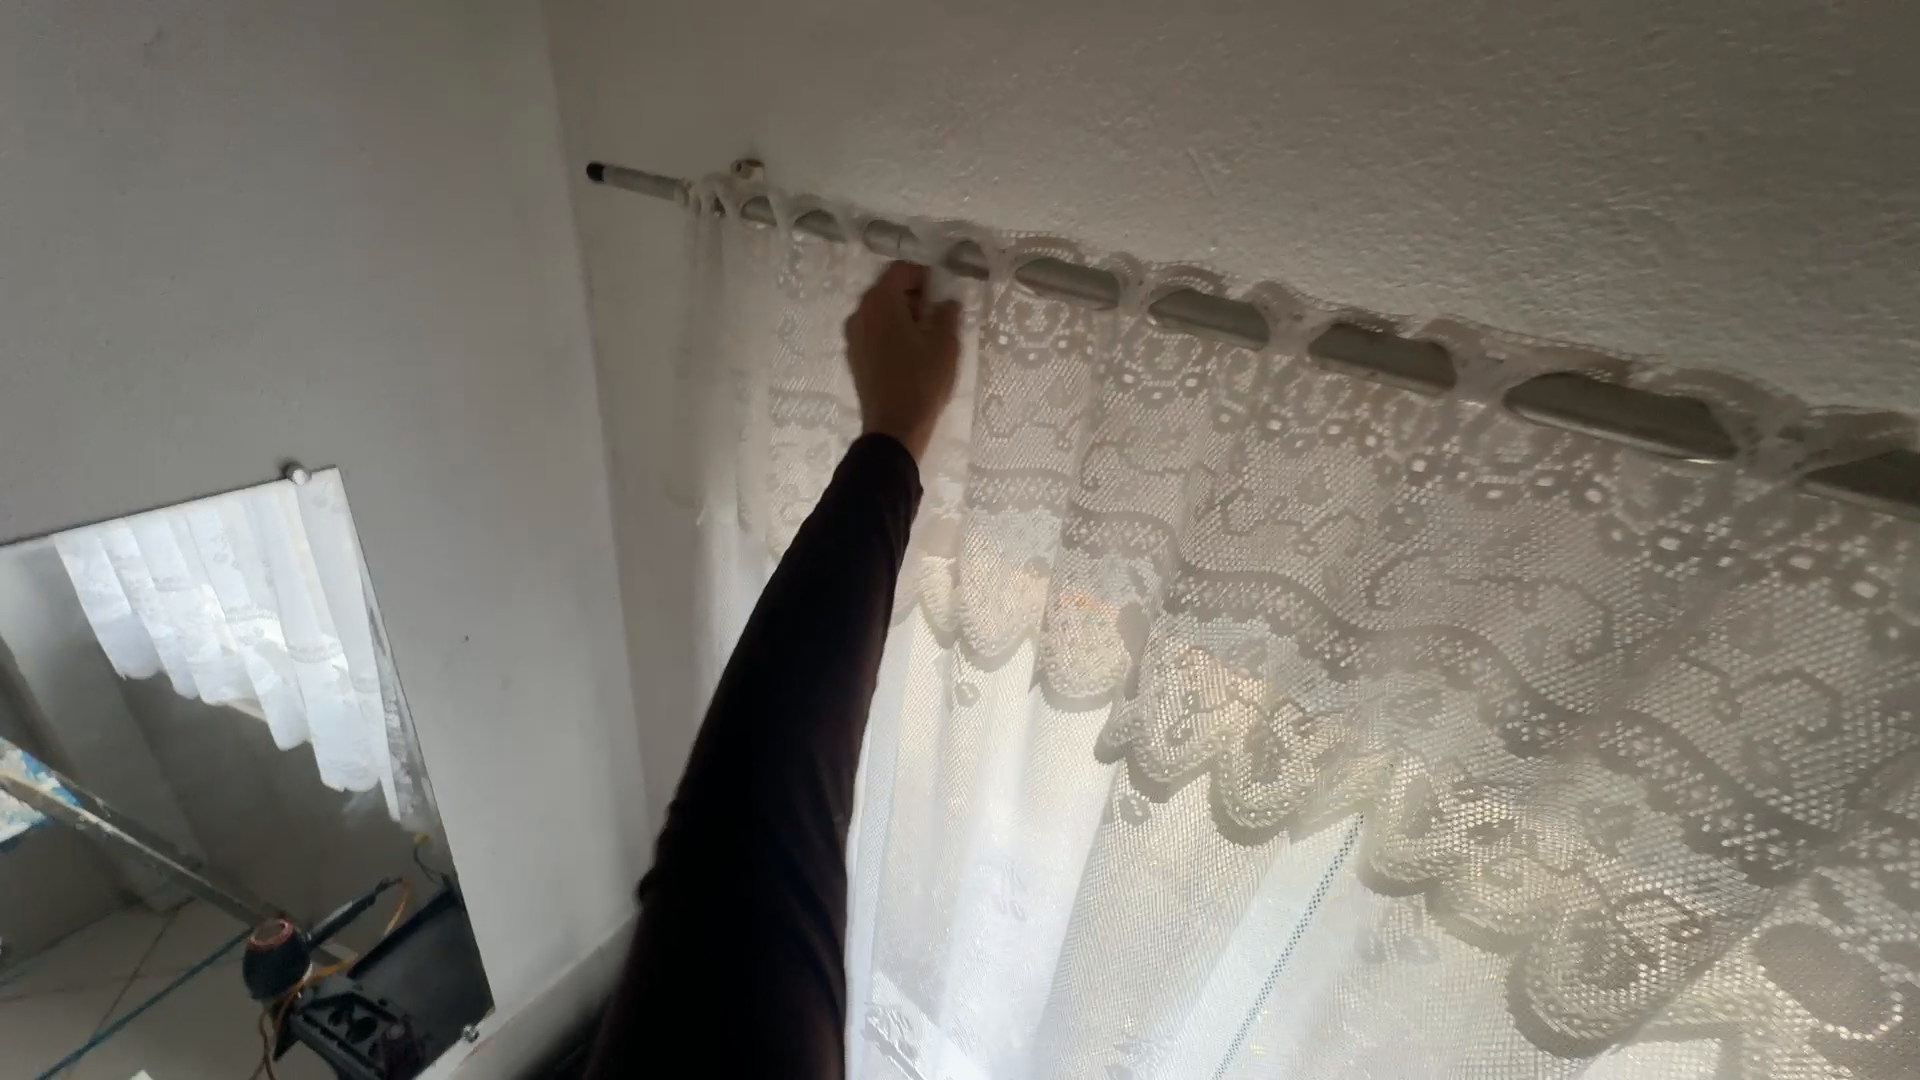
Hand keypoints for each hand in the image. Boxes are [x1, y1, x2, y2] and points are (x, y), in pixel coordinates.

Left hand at [843, 261, 960, 460]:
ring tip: (924, 335)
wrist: (894, 428)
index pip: (901, 270)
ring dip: (901, 316)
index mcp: (880, 301)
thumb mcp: (945, 344)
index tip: (941, 292)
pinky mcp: (854, 358)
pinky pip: (873, 333)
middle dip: (912, 296)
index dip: (924, 276)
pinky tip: (908, 353)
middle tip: (936, 314)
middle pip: (887, 290)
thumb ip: (947, 314)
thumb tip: (947, 302)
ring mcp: (853, 337)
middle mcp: (860, 313)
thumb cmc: (922, 381)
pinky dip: (889, 334)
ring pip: (879, 313)